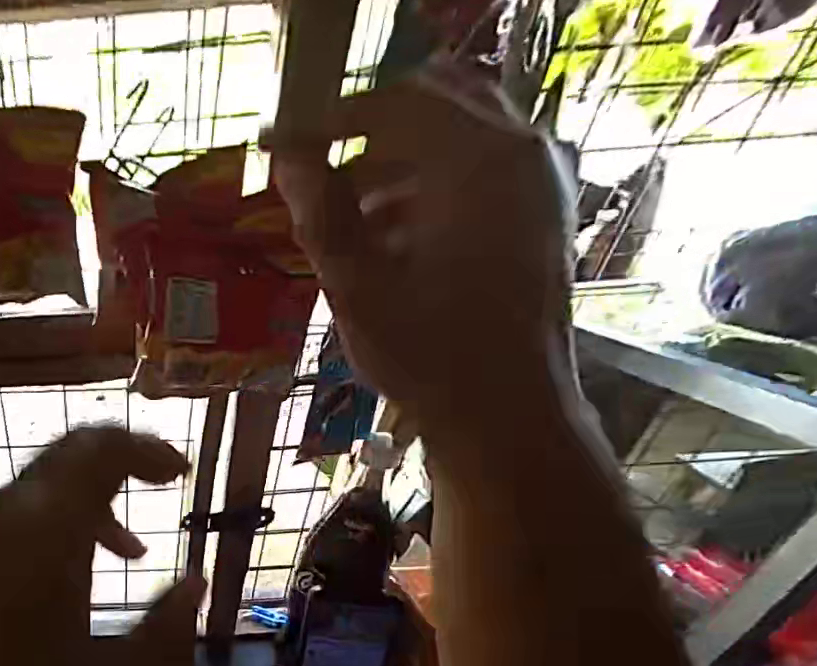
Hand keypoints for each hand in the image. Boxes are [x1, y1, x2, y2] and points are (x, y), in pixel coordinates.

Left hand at [0, 427, 205, 665]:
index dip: (146, 449)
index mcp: (49, 531)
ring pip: (42, 485)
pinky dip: (58, 523)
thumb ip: (165, 630)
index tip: (180, 473)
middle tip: (161, 488)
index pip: (101, 448)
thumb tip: (199, 585)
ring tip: (130, 551)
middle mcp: (6, 514)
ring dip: (91, 499)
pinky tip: (75, 575)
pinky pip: (17, 514)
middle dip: (121, 464)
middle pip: (70, 454)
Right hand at [270, 70, 576, 449]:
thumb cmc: (428, 356)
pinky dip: (423, 187)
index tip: (279, 144)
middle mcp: (521, 153)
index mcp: (479, 163)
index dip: (328, 120)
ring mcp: (537, 182)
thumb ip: (322, 215)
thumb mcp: (359, 288)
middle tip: (313, 170)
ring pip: (454, 139)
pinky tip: (384, 236)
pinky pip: (474, 172)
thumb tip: (286, 158)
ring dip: (391, 163)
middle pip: (432, 104)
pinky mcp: (537, 213)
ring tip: (339, 214)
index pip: (394, 104)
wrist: (505, 411)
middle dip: (364, 133)